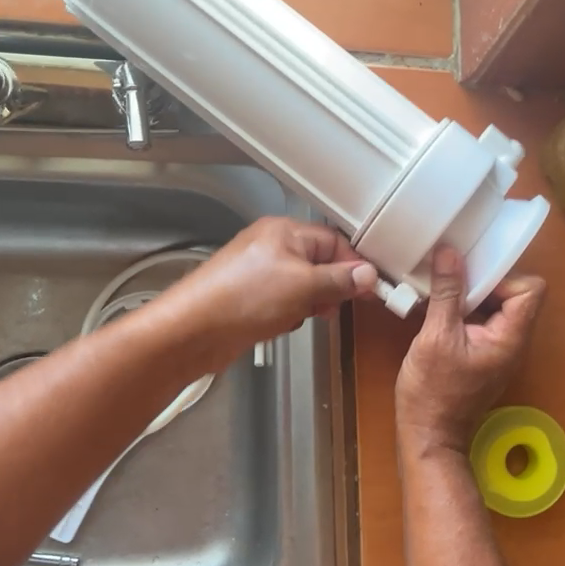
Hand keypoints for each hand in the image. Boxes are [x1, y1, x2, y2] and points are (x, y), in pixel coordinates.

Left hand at [157, 218, 377, 364]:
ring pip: (305, 287)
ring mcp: (260, 275)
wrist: (193, 332)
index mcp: (284, 233)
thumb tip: (367, 275)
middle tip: (337, 304)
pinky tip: (282, 324)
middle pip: (321, 264)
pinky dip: (291, 316)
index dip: (354, 265)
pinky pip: (287, 304)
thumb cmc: (239, 300)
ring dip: (311, 304)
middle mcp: (271, 249)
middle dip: (332, 287)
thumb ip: (339, 280)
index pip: (334, 241)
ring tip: (302, 315)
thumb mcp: (303, 287)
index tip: (371, 287)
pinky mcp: (252, 300)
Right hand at [396, 246, 545, 453]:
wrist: (427, 435)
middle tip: (452, 279)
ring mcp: (499, 349)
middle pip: (514, 294)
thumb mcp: (435, 337)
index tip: (472, 277)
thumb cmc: (432, 391)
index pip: (530, 289)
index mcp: (511, 337)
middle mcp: (513, 342)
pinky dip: (465, 310)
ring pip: (496, 306)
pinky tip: (439, 310)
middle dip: (484, 282)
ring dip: (471, 295)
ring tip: (442, 292)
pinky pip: (483, 321)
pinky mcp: (484, 354)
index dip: (504, 276)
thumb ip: (447, 293)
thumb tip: (450, 254)